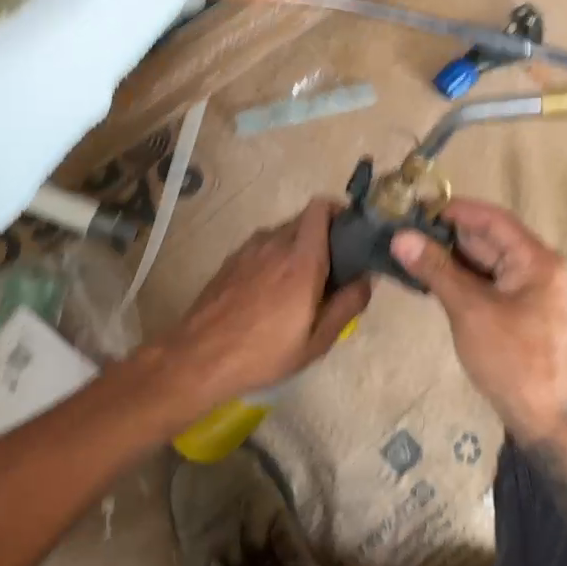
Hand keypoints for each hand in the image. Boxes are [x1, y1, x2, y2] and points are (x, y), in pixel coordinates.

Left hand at [161, 198, 372, 405]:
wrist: (199, 357)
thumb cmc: (264, 352)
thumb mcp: (317, 341)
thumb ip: (347, 305)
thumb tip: (366, 279)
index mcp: (302, 259)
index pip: (321, 208)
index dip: (339, 213)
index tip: (350, 237)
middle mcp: (275, 243)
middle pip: (305, 219)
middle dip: (323, 235)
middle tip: (332, 269)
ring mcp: (249, 249)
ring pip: (283, 233)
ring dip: (297, 248)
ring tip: (300, 285)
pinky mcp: (231, 260)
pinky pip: (263, 247)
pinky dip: (274, 258)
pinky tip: (270, 292)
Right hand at [391, 200, 566, 444]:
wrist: (543, 418)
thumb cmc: (511, 360)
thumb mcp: (470, 311)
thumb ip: (436, 270)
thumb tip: (400, 236)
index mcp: (535, 259)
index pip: (491, 218)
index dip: (453, 210)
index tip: (413, 208)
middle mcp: (534, 266)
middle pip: (486, 238)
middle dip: (445, 234)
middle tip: (400, 231)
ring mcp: (525, 289)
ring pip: (481, 260)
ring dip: (447, 256)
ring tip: (405, 251)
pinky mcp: (515, 309)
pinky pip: (483, 281)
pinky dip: (457, 277)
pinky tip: (426, 277)